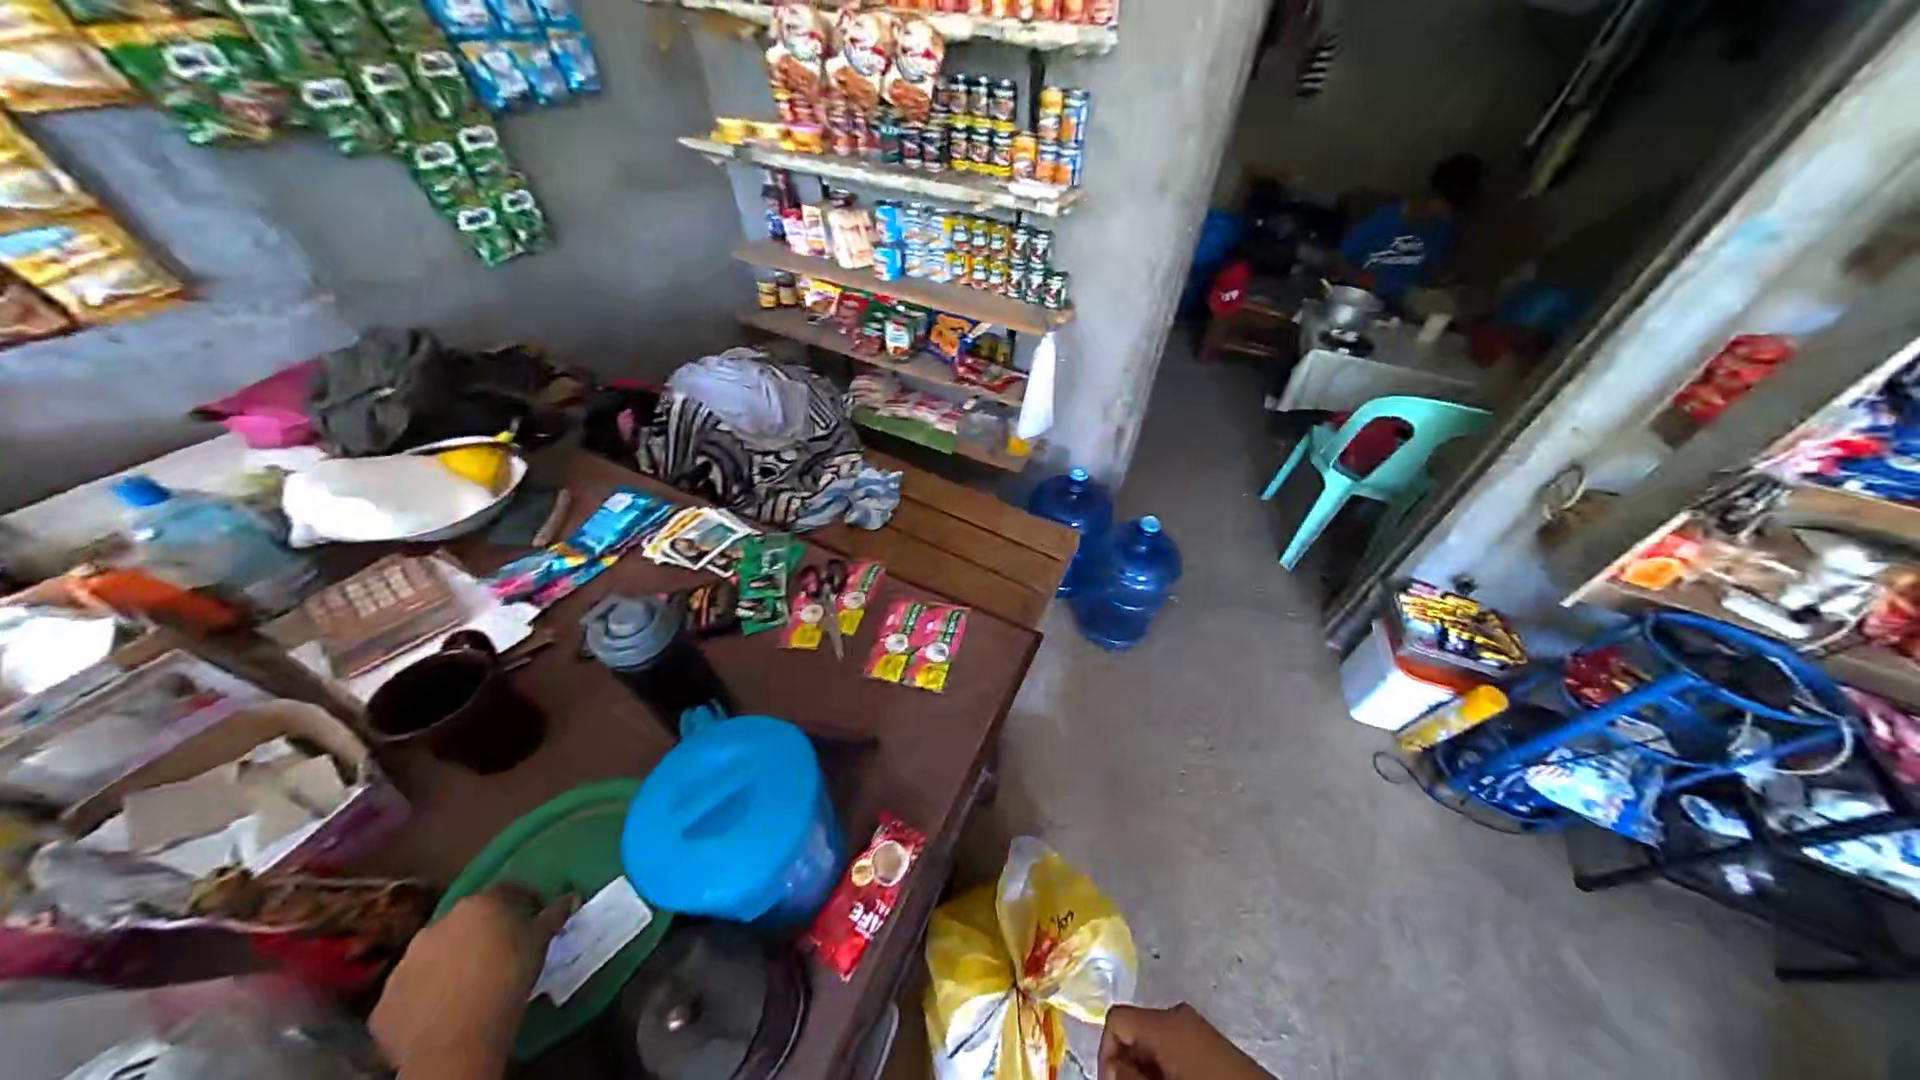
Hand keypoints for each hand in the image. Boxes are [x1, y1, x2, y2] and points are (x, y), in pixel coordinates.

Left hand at [371, 885, 573, 1079]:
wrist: (456, 1040)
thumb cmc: (508, 979)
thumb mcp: (540, 943)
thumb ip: (553, 915)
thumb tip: (570, 897)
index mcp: (480, 903)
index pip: (508, 891)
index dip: (523, 904)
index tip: (532, 921)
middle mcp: (439, 923)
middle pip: (467, 921)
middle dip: (482, 932)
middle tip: (500, 954)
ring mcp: (405, 962)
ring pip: (434, 954)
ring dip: (450, 961)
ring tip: (469, 984)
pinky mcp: (384, 1000)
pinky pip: (411, 989)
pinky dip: (425, 994)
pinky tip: (442, 1010)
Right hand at [1100, 1003, 1275, 1079]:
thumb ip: (1131, 1077)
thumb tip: (1113, 1068)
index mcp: (1166, 1021)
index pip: (1117, 1019)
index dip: (1106, 1052)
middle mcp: (1179, 1015)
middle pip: (1135, 1029)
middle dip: (1128, 1063)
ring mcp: (1197, 1028)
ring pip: (1153, 1041)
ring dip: (1146, 1068)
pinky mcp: (1210, 1043)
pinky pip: (1173, 1048)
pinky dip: (1164, 1068)